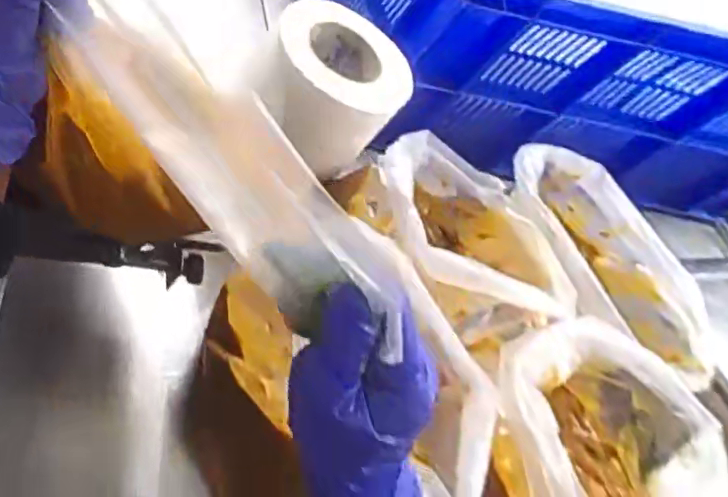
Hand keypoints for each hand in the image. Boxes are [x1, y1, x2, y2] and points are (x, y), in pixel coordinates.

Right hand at [290, 284, 435, 496]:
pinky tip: (318, 307)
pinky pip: (370, 322)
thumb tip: (349, 290)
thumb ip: (344, 342)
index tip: (329, 254)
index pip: (394, 302)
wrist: (349, 485)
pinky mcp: (389, 361)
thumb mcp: (330, 392)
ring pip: (378, 308)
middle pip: (388, 301)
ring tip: (310, 281)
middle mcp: (417, 357)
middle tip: (312, 265)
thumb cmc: (336, 443)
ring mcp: (405, 359)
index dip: (363, 274)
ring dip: (344, 293)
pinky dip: (344, 311)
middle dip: (350, 279)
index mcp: (409, 367)